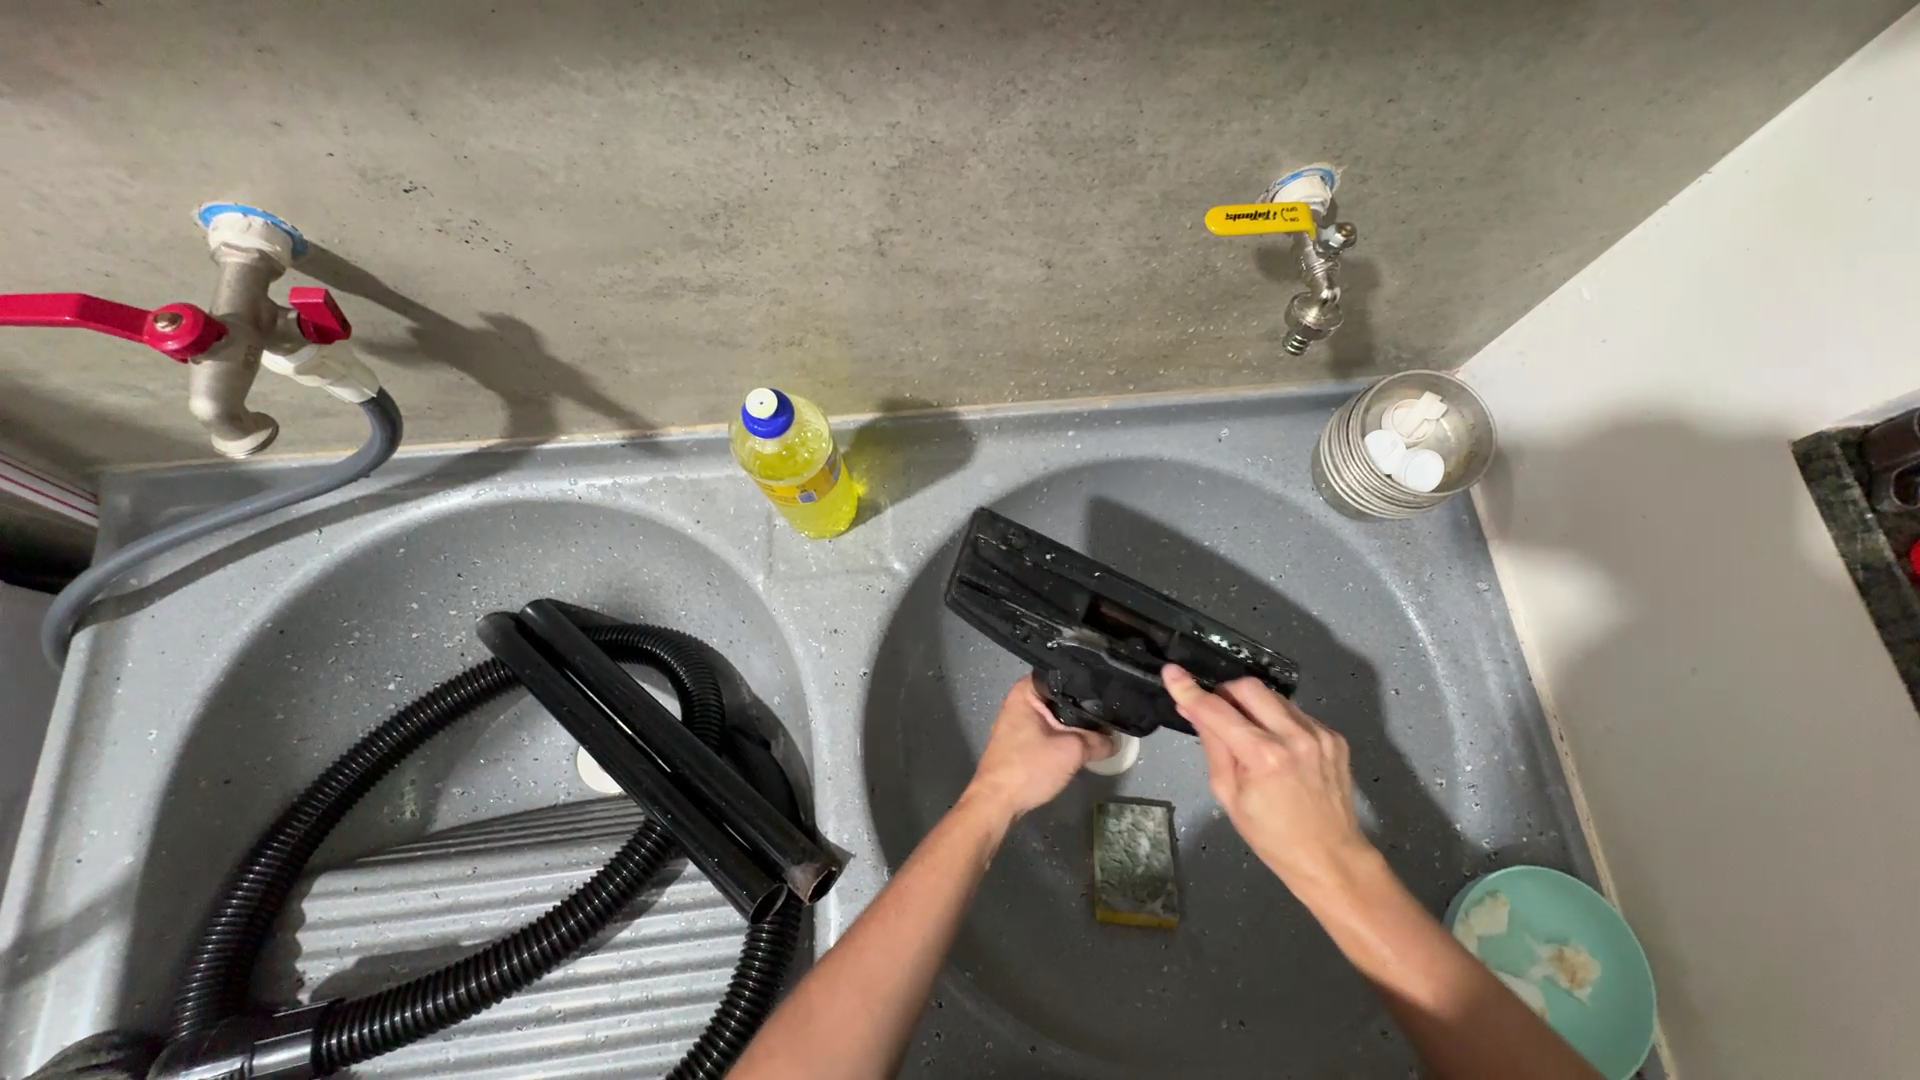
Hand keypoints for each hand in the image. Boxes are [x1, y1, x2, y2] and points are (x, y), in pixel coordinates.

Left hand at [963, 676, 1113, 820]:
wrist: (997, 803)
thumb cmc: (1029, 767)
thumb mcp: (1072, 751)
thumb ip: (1098, 740)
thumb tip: (1115, 739)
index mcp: (1026, 691)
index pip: (1063, 675)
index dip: (1088, 683)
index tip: (1110, 691)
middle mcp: (1020, 701)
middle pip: (1062, 698)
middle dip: (1084, 707)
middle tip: (1112, 712)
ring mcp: (1019, 722)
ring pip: (1057, 718)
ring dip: (1075, 726)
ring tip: (1102, 729)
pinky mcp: (1021, 742)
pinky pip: (1050, 733)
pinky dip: (1064, 738)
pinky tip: (1082, 745)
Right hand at [1163, 664, 1377, 903]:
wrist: (1332, 858)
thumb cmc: (1272, 836)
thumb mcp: (1229, 795)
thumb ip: (1212, 745)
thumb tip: (1192, 709)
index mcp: (1264, 756)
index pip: (1217, 711)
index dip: (1190, 689)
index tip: (1172, 672)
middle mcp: (1295, 736)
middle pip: (1249, 687)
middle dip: (1225, 692)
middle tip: (1216, 711)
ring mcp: (1320, 734)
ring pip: (1274, 696)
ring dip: (1253, 707)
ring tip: (1249, 736)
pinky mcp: (1334, 736)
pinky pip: (1295, 713)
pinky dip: (1277, 721)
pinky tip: (1277, 748)